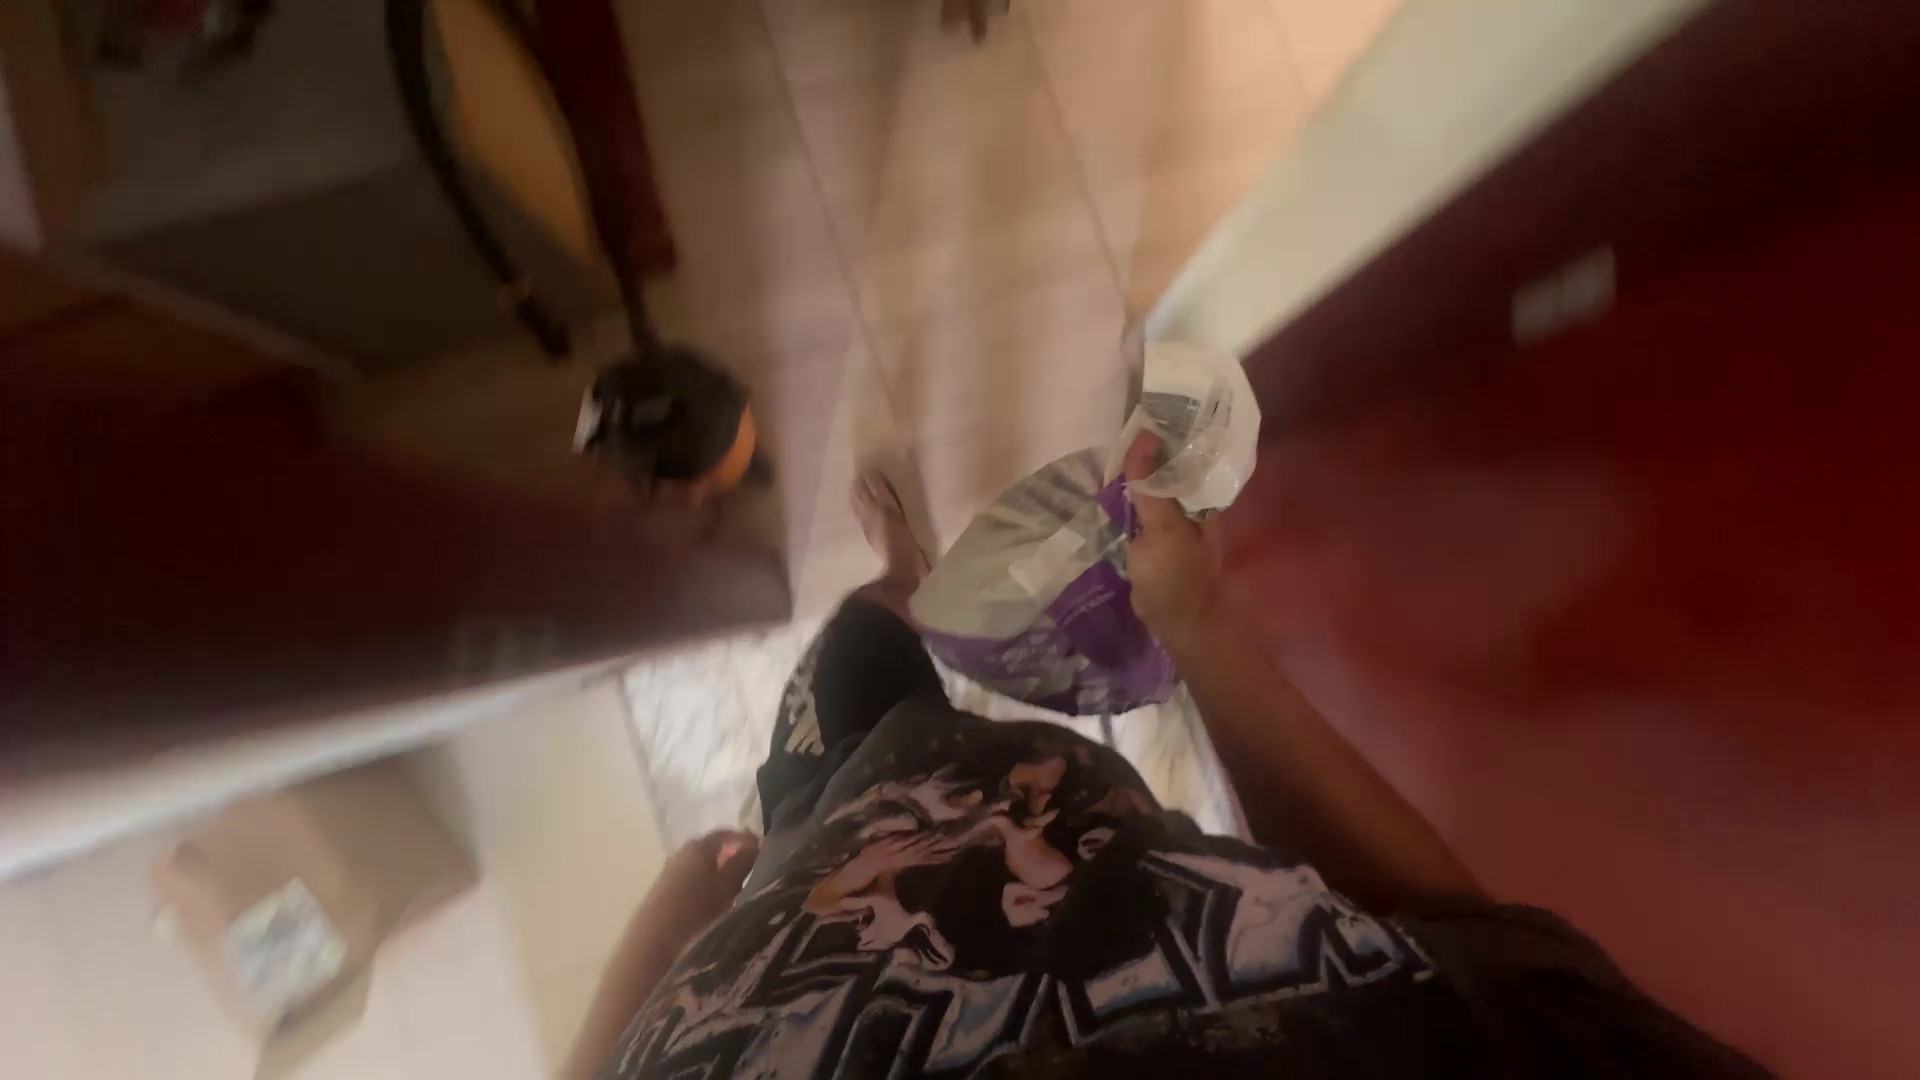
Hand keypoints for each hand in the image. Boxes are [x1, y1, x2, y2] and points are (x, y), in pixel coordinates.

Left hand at [635, 830, 759, 944]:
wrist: (649, 948)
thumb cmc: (696, 912)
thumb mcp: (728, 886)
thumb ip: (744, 862)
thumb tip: (756, 846)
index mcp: (699, 846)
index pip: (727, 833)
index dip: (746, 840)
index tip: (764, 851)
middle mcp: (681, 853)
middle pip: (711, 849)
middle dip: (731, 858)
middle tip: (751, 871)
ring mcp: (667, 875)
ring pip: (699, 868)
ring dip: (717, 875)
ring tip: (735, 892)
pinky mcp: (659, 897)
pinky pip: (689, 884)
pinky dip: (703, 889)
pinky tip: (711, 907)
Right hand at [1122, 430, 1223, 652]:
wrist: (1175, 623)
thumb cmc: (1174, 577)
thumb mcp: (1162, 529)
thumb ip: (1152, 486)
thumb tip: (1145, 438)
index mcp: (1201, 498)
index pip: (1188, 452)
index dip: (1171, 430)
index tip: (1147, 407)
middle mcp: (1191, 504)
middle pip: (1170, 466)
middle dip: (1150, 447)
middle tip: (1122, 423)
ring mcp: (1173, 521)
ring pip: (1155, 486)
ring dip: (1137, 470)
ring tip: (1113, 446)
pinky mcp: (1155, 537)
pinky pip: (1142, 507)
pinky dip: (1129, 494)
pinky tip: (1112, 485)